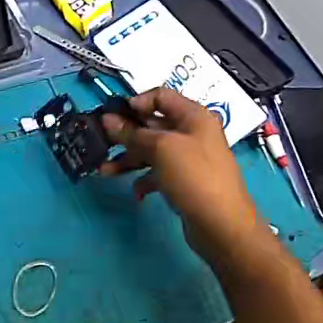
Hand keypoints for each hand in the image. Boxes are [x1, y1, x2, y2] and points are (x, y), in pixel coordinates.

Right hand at [100, 87, 267, 259]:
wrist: (222, 226)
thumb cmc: (194, 176)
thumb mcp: (161, 148)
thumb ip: (132, 133)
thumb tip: (108, 119)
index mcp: (193, 116)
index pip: (161, 96)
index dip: (136, 102)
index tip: (113, 116)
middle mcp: (192, 133)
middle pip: (153, 124)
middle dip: (126, 133)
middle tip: (101, 142)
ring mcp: (188, 158)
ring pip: (151, 150)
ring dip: (128, 158)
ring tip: (105, 171)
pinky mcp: (184, 181)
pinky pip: (158, 172)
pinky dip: (144, 178)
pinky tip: (136, 192)